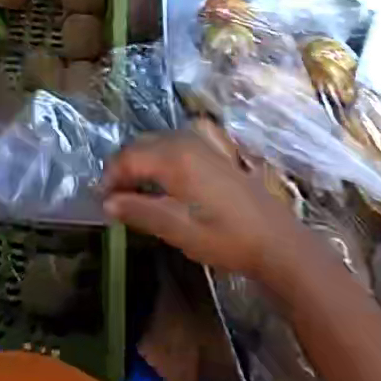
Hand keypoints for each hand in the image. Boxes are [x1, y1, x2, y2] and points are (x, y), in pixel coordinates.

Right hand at [103, 130, 311, 281]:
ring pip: (159, 141)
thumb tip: (107, 202)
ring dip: (143, 160)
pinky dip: (166, 150)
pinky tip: (169, 168)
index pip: (127, 158)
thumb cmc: (225, 238)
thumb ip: (140, 211)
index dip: (110, 177)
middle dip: (124, 168)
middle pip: (141, 145)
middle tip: (116, 197)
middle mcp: (185, 140)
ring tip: (137, 188)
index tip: (102, 200)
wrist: (277, 242)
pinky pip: (180, 139)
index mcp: (173, 157)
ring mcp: (203, 141)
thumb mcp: (178, 229)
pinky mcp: (218, 148)